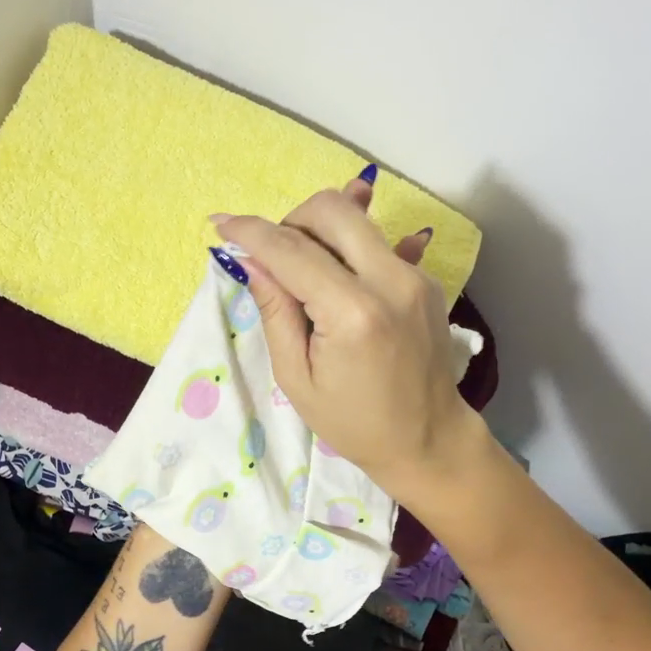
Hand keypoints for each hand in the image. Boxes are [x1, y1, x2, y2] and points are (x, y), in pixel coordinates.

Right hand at [213, 175, 487, 497]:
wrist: (429, 439)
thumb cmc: (355, 424)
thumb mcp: (298, 379)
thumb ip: (276, 313)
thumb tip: (250, 260)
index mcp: (353, 314)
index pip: (292, 251)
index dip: (251, 232)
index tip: (221, 224)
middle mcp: (390, 281)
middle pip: (332, 210)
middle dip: (291, 222)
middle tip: (275, 260)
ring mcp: (415, 276)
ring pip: (358, 220)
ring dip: (320, 232)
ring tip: (305, 274)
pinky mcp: (427, 280)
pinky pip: (380, 243)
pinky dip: (349, 251)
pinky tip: (338, 281)